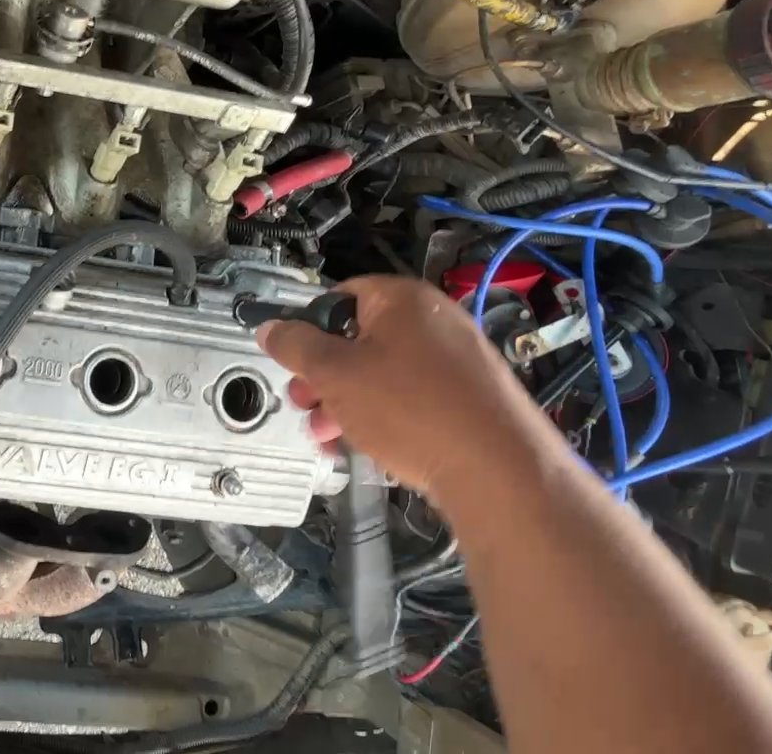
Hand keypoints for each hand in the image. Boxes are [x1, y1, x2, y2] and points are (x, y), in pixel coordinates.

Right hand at [257, 275, 568, 500]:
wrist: (501, 474)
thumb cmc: (410, 409)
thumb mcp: (333, 373)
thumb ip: (294, 345)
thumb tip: (270, 328)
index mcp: (402, 299)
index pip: (337, 296)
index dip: (307, 327)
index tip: (294, 360)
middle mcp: (433, 321)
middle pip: (356, 338)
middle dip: (322, 374)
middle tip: (305, 402)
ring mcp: (456, 361)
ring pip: (380, 372)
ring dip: (344, 400)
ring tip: (327, 433)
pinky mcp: (469, 399)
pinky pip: (410, 397)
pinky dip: (381, 414)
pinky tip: (362, 445)